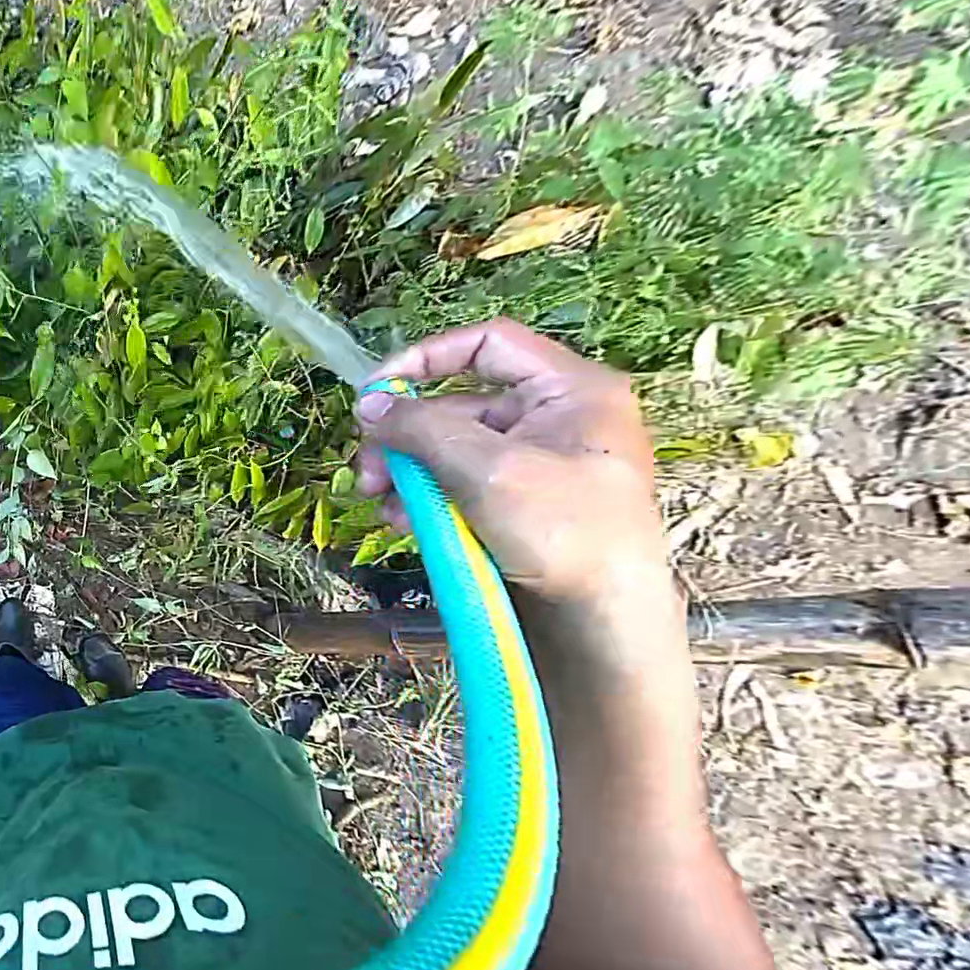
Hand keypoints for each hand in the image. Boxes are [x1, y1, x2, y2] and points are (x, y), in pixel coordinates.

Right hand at [352, 318, 665, 604]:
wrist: (603, 625)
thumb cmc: (561, 533)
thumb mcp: (484, 470)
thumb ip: (421, 428)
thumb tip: (368, 403)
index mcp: (567, 391)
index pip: (486, 344)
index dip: (424, 358)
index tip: (374, 390)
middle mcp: (549, 418)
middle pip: (454, 404)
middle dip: (402, 436)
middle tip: (366, 470)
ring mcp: (529, 463)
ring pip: (446, 449)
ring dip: (403, 471)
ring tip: (376, 500)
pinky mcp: (510, 502)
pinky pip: (455, 483)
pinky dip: (422, 497)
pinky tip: (399, 520)